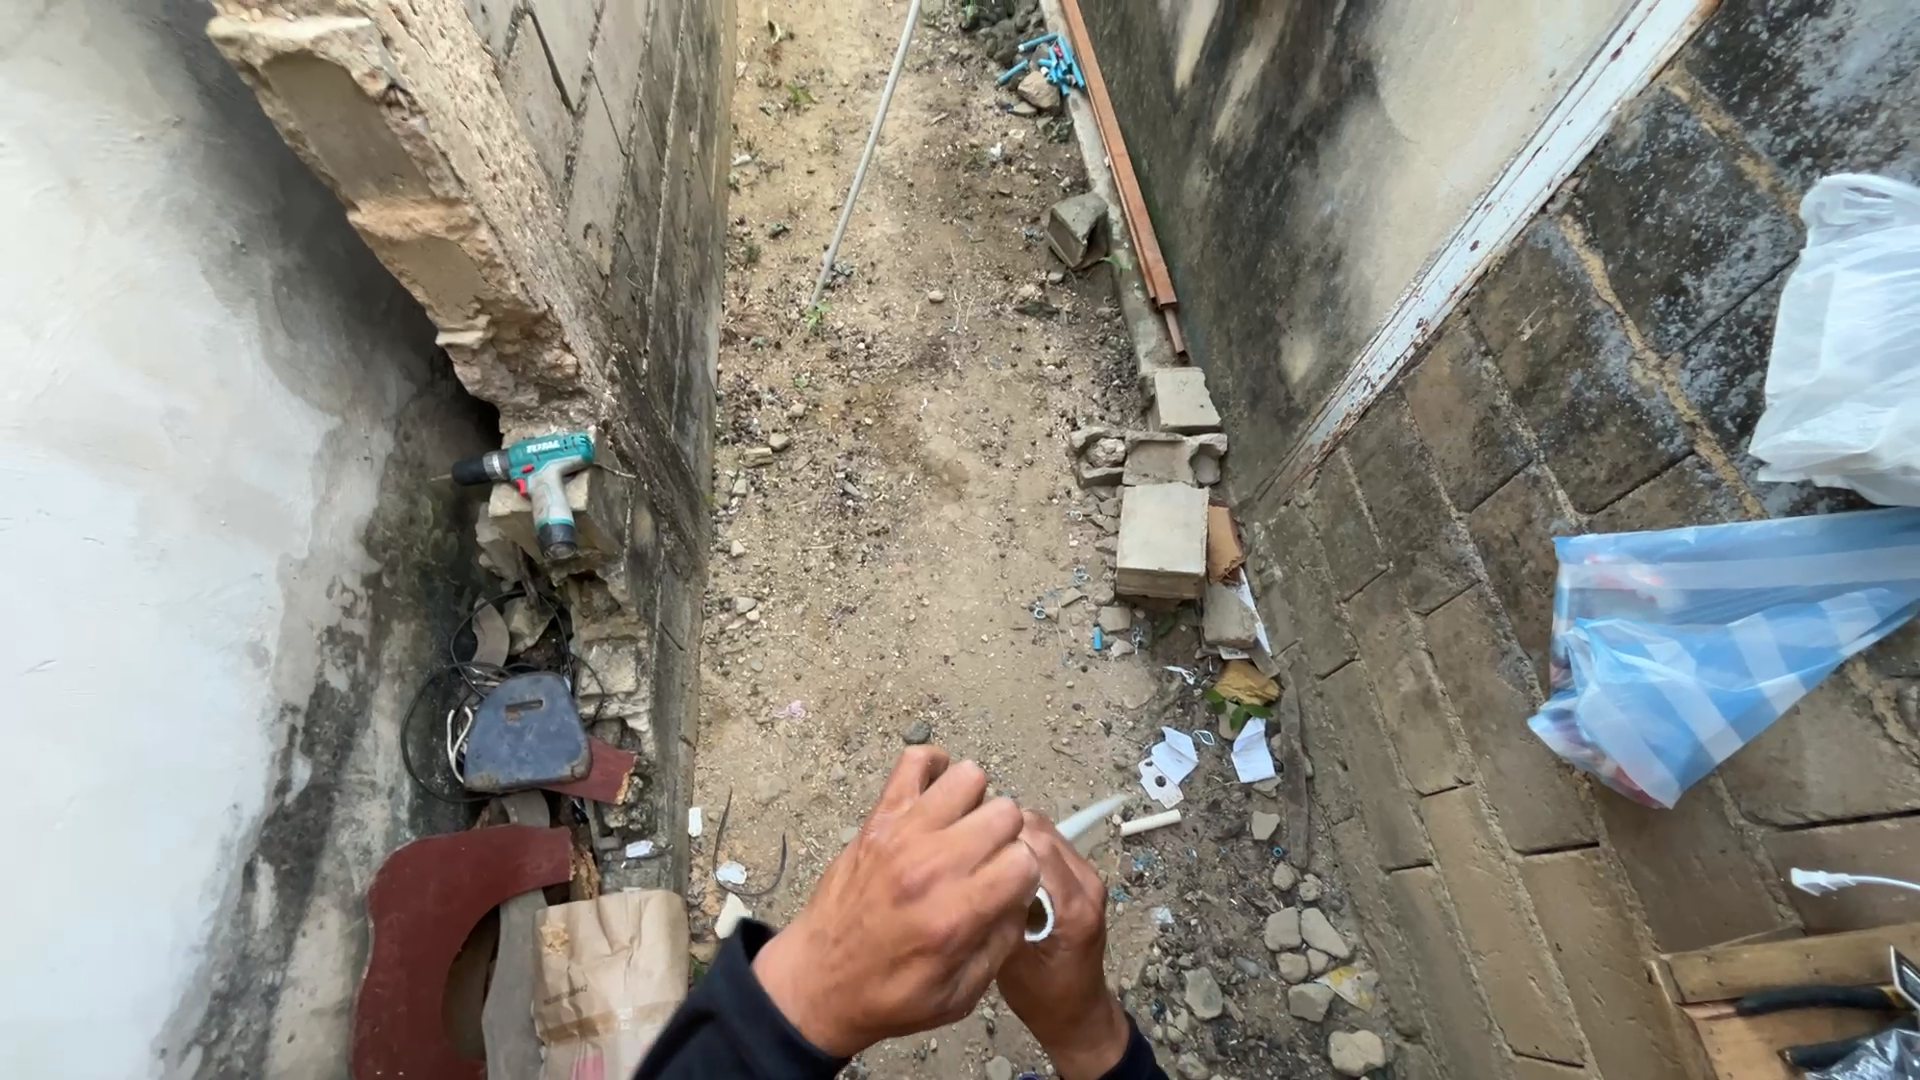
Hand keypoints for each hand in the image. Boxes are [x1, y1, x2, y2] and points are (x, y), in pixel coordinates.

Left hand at [751, 747, 1040, 1056]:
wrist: (818, 980)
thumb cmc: (891, 993)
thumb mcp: (962, 994)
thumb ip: (1004, 941)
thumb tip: (1025, 892)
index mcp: (957, 914)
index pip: (1026, 858)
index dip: (1025, 872)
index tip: (1009, 884)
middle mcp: (933, 864)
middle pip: (1005, 812)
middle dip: (1006, 835)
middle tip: (986, 857)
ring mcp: (904, 832)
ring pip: (969, 777)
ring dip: (975, 802)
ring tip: (961, 828)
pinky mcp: (880, 815)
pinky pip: (914, 760)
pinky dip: (933, 766)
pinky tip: (936, 796)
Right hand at [996, 813, 1130, 1079]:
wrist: (1078, 1014)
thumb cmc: (1042, 997)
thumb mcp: (1010, 963)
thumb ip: (999, 915)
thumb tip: (973, 870)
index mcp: (1074, 906)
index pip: (1035, 845)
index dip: (999, 840)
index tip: (967, 848)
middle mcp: (1088, 883)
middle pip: (1041, 830)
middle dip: (1003, 834)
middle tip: (971, 849)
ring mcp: (1089, 876)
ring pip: (1045, 830)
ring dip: (1014, 837)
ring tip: (985, 857)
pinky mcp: (1083, 875)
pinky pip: (1050, 842)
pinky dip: (1024, 846)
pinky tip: (1002, 865)